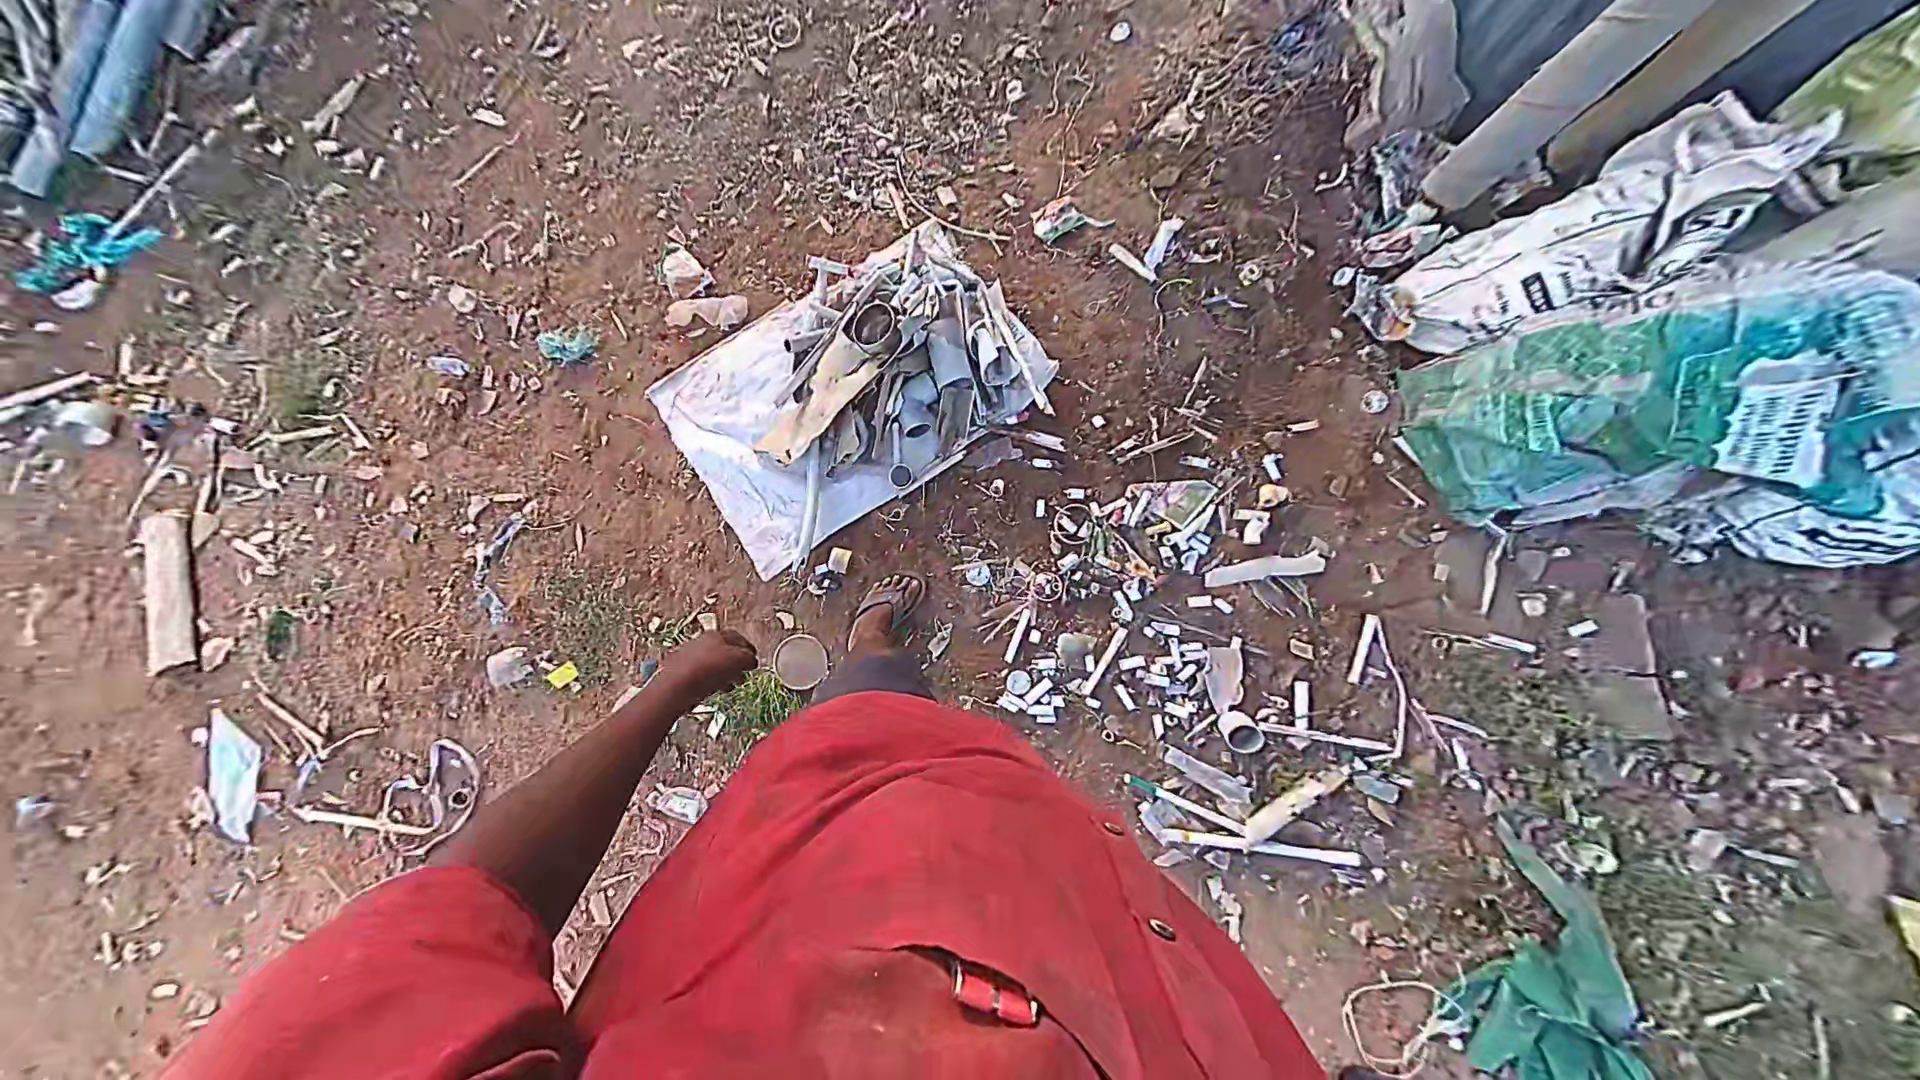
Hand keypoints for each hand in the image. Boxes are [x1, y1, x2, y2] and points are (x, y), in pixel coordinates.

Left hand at [650, 630, 757, 706]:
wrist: (676, 687)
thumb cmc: (709, 669)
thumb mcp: (739, 660)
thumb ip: (748, 659)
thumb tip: (751, 661)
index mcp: (715, 635)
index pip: (736, 638)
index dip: (748, 648)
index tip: (753, 658)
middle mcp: (700, 643)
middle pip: (723, 651)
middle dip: (735, 663)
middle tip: (743, 673)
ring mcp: (688, 658)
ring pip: (712, 665)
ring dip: (723, 674)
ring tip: (731, 685)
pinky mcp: (679, 674)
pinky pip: (700, 677)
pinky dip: (710, 682)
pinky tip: (714, 690)